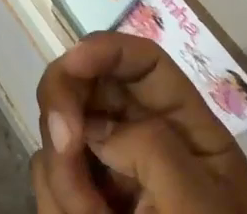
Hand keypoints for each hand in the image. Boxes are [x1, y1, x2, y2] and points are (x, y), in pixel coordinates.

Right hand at [31, 33, 246, 213]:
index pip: (142, 62)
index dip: (105, 49)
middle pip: (85, 83)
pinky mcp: (83, 203)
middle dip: (66, 109)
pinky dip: (57, 201)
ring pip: (58, 133)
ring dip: (65, 176)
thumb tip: (95, 127)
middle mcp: (144, 142)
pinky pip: (47, 177)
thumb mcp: (199, 208)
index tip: (72, 64)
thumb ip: (151, 148)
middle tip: (65, 144)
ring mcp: (110, 174)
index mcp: (188, 134)